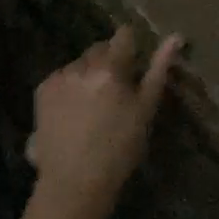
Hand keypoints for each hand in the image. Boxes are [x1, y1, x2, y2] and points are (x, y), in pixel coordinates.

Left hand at [25, 26, 181, 218]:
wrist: (75, 181)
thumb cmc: (120, 149)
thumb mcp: (145, 111)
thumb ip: (158, 70)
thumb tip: (176, 36)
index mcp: (111, 68)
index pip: (123, 36)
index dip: (131, 48)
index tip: (134, 65)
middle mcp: (81, 66)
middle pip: (99, 49)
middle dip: (109, 63)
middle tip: (115, 94)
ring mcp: (59, 77)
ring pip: (79, 64)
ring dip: (88, 75)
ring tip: (92, 107)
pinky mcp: (42, 90)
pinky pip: (62, 78)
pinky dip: (69, 88)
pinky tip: (74, 113)